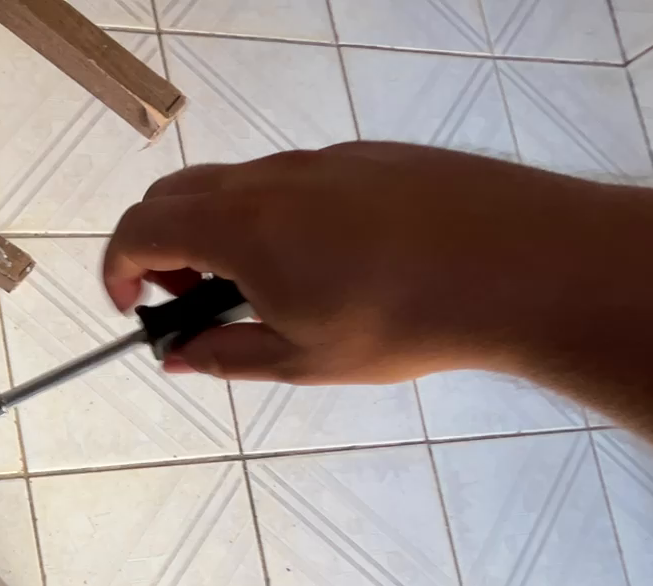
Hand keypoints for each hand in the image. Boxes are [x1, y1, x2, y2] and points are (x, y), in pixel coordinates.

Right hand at [102, 142, 629, 383]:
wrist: (537, 265)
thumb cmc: (404, 321)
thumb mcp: (295, 360)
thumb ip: (219, 355)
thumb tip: (176, 355)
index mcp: (240, 227)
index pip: (137, 231)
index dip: (115, 272)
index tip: (131, 311)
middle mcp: (270, 180)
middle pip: (171, 197)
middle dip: (156, 251)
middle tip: (188, 302)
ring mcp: (319, 161)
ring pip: (226, 187)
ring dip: (208, 237)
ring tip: (253, 292)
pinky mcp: (364, 158)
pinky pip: (282, 182)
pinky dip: (259, 221)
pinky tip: (312, 265)